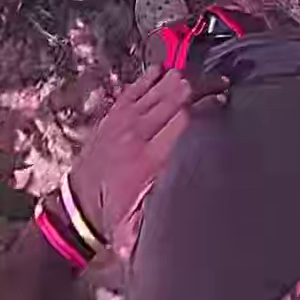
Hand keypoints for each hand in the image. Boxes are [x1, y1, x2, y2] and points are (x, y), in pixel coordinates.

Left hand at [67, 65, 227, 254]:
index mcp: (147, 160)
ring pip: (161, 85)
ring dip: (184, 78)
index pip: (184, 119)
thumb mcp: (140, 227)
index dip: (207, 105)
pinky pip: (139, 84)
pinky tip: (169, 72)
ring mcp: (124, 118)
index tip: (223, 101)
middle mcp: (137, 132)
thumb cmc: (113, 214)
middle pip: (176, 94)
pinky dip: (156, 75)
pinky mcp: (115, 111)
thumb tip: (193, 207)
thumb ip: (163, 216)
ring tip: (203, 79)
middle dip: (203, 86)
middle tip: (221, 85)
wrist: (76, 204)